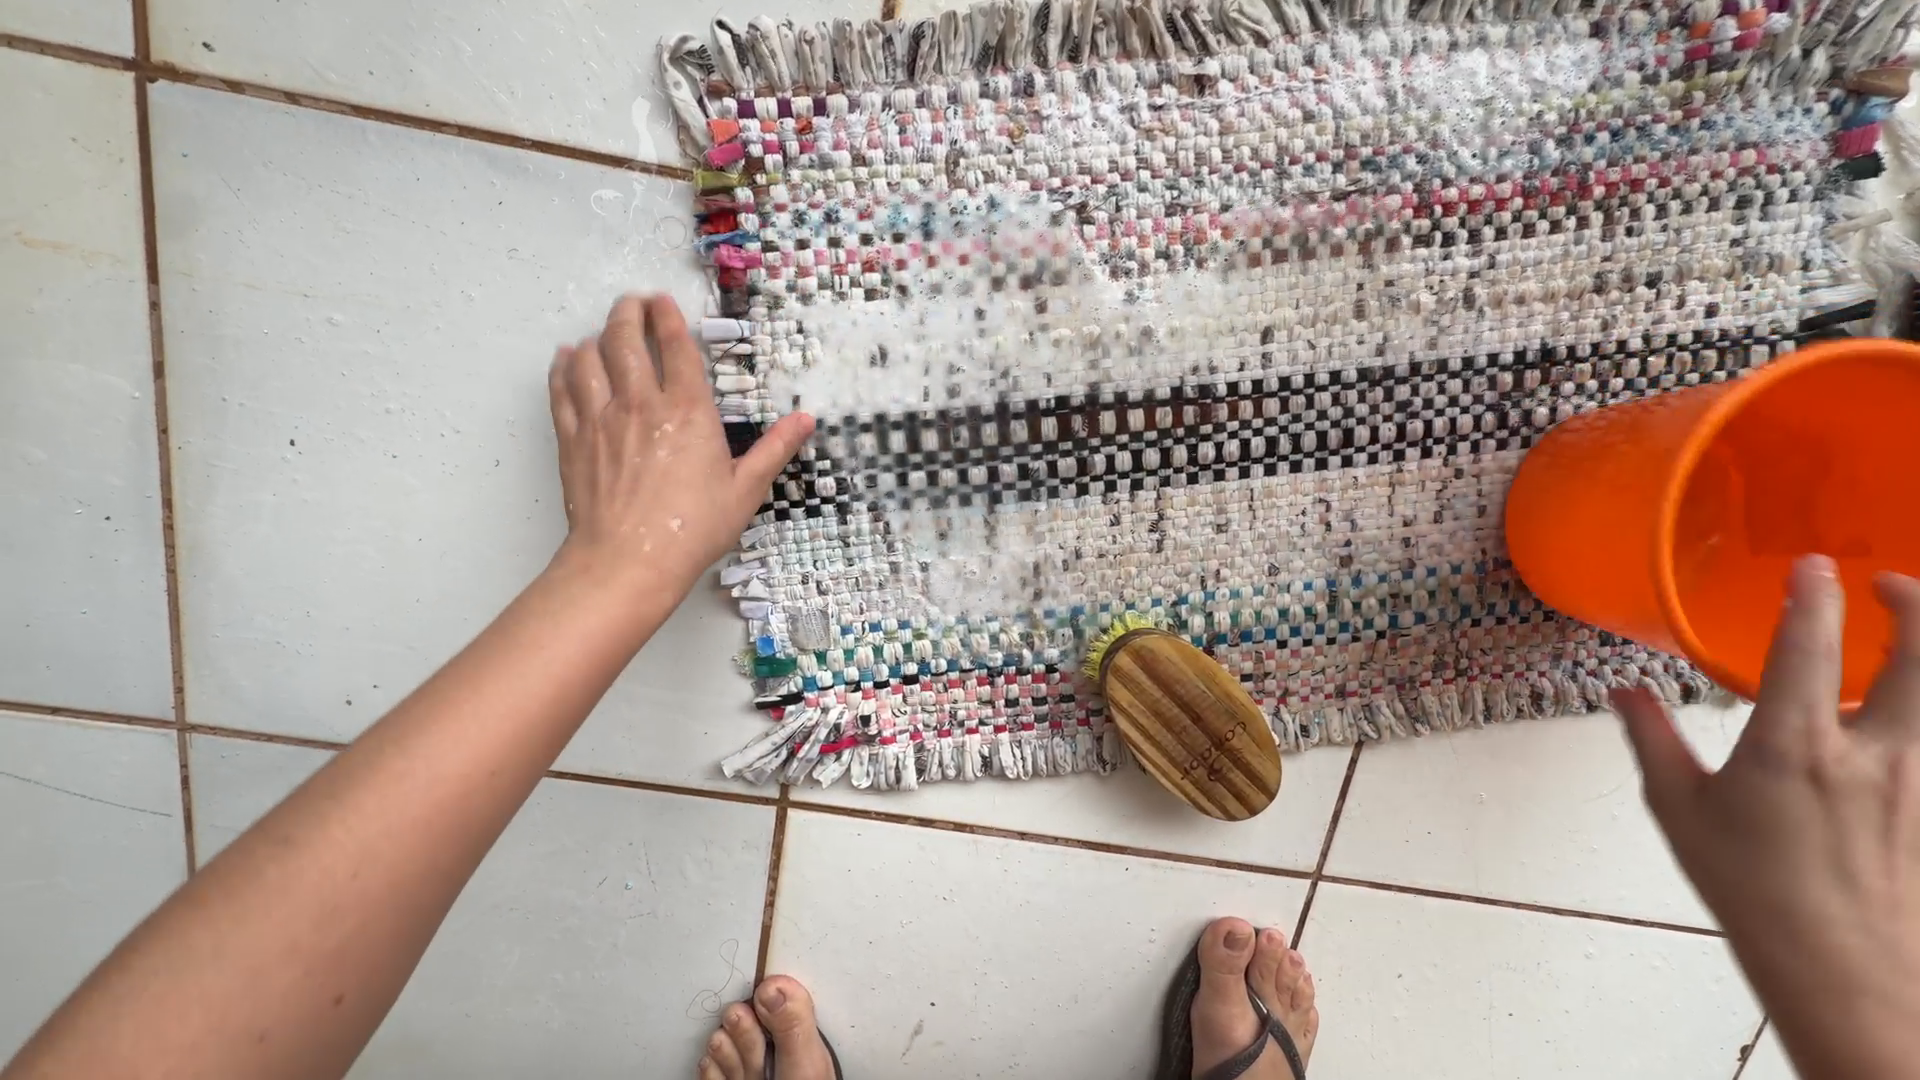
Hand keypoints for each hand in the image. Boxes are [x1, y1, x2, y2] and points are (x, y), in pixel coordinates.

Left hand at [547, 294, 812, 599]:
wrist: (630, 560)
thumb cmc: (693, 528)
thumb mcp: (746, 490)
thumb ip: (775, 448)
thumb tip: (806, 420)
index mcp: (688, 410)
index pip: (675, 345)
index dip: (668, 317)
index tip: (664, 302)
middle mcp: (641, 403)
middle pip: (624, 337)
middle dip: (628, 312)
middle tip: (633, 303)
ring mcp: (600, 418)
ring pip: (588, 356)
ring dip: (596, 336)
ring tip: (603, 333)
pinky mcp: (572, 439)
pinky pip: (561, 388)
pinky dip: (563, 366)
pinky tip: (567, 360)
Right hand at [1614, 556, 1919, 1079]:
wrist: (1848, 970)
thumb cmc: (1748, 885)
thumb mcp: (1678, 807)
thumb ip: (1652, 737)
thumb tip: (1624, 690)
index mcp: (1794, 746)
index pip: (1809, 650)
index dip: (1812, 598)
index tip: (1810, 567)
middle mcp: (1876, 753)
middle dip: (1917, 605)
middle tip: (1889, 583)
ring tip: (1911, 631)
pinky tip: (1901, 707)